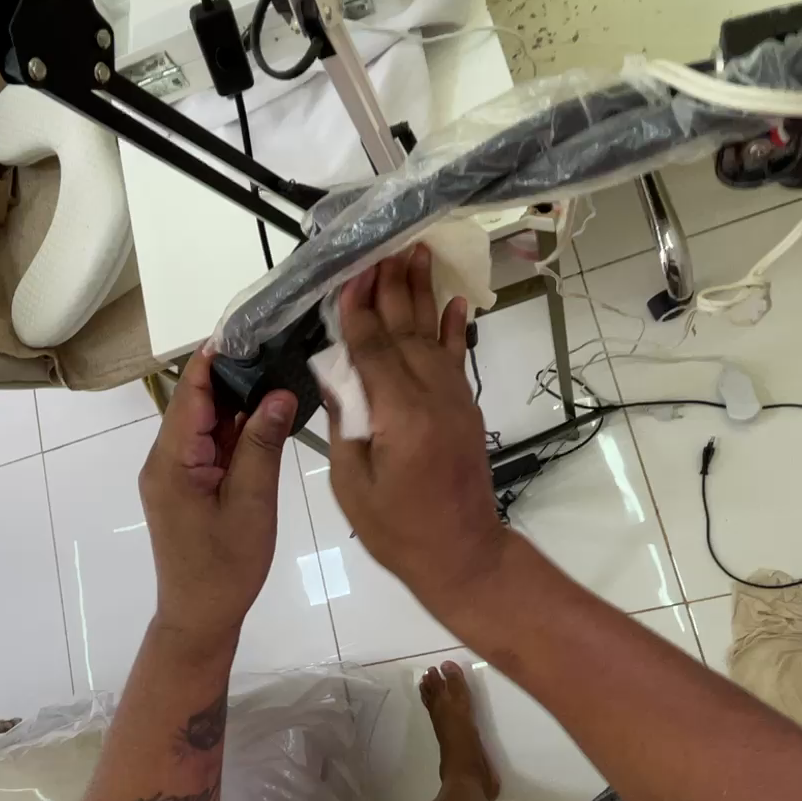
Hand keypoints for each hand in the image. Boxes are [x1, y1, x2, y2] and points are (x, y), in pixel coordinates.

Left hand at [139, 348, 296, 647]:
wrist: (200, 617)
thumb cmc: (225, 567)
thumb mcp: (251, 504)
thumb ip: (262, 445)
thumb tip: (278, 392)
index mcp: (172, 461)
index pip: (191, 393)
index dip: (216, 358)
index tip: (250, 326)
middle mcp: (165, 460)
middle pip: (197, 404)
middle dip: (233, 375)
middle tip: (278, 346)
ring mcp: (175, 473)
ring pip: (206, 425)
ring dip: (238, 403)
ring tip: (278, 371)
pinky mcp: (187, 486)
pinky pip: (210, 447)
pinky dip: (236, 432)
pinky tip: (266, 416)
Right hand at [327, 245, 513, 613]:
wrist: (463, 555)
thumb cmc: (398, 530)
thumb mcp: (353, 483)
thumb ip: (343, 423)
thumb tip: (335, 375)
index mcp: (400, 417)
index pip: (373, 349)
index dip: (357, 311)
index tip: (348, 275)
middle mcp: (433, 398)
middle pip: (406, 331)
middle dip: (391, 287)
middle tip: (383, 245)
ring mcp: (455, 401)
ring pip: (433, 336)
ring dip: (421, 295)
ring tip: (416, 253)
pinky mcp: (466, 410)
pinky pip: (457, 360)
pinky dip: (454, 329)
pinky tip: (453, 302)